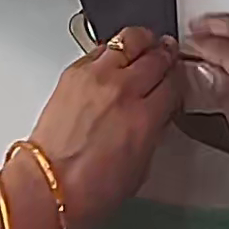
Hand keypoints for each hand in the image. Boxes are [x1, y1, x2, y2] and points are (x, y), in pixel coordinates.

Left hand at [26, 25, 182, 228]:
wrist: (49, 185)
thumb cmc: (89, 189)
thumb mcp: (141, 168)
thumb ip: (154, 131)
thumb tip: (158, 112)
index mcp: (144, 118)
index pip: (173, 83)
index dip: (179, 78)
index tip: (177, 77)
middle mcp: (123, 90)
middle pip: (156, 56)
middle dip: (166, 54)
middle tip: (168, 52)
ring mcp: (98, 75)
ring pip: (130, 39)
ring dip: (143, 40)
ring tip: (147, 41)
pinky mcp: (75, 70)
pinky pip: (102, 47)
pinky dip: (114, 48)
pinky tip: (117, 54)